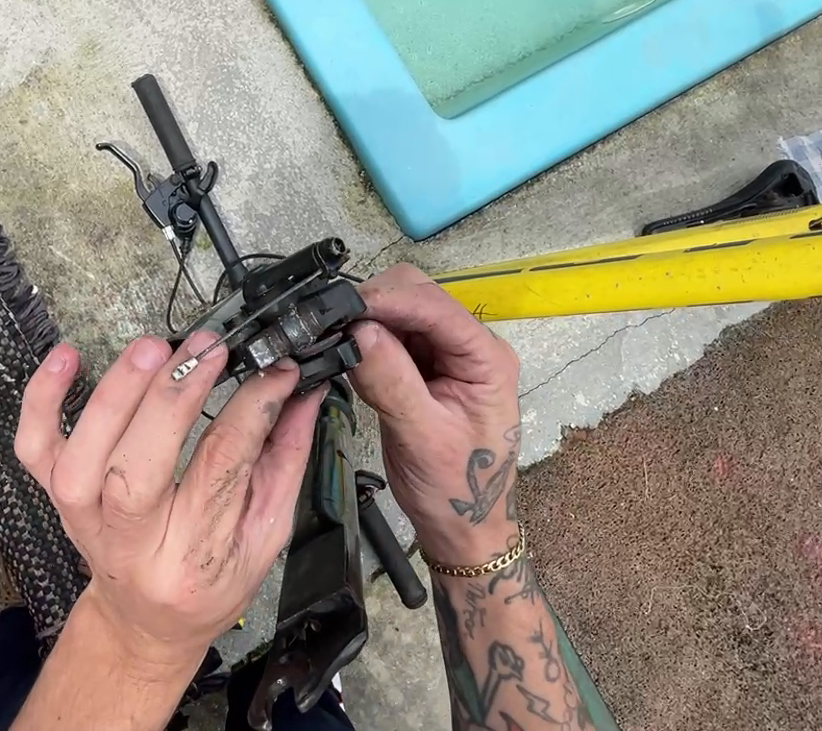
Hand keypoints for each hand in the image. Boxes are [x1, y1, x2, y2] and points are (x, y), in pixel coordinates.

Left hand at [15, 331, 325, 673]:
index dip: (252, 407)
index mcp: (194, 556)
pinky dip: (41, 400)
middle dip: (172, 398)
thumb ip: (285, 462)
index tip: (273, 369)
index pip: (222, 469)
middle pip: (136, 470)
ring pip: (82, 460)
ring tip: (154, 348)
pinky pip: (33, 448)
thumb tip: (302, 394)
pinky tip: (67, 356)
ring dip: (115, 395)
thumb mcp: (265, 537)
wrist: (143, 623)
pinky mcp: (56, 497)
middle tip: (207, 349)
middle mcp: (132, 542)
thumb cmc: (206, 582)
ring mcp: (83, 519)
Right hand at [350, 264, 521, 566]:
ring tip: (336, 339)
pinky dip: (366, 336)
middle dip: (375, 303)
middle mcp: (469, 345)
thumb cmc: (454, 490)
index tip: (344, 308)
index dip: (389, 300)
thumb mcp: (422, 437)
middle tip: (334, 326)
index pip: (436, 307)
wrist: (460, 527)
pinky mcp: (423, 363)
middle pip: (417, 295)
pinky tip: (348, 351)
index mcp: (486, 358)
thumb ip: (392, 382)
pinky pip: (390, 332)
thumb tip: (359, 332)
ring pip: (399, 309)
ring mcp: (446, 352)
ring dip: (367, 318)